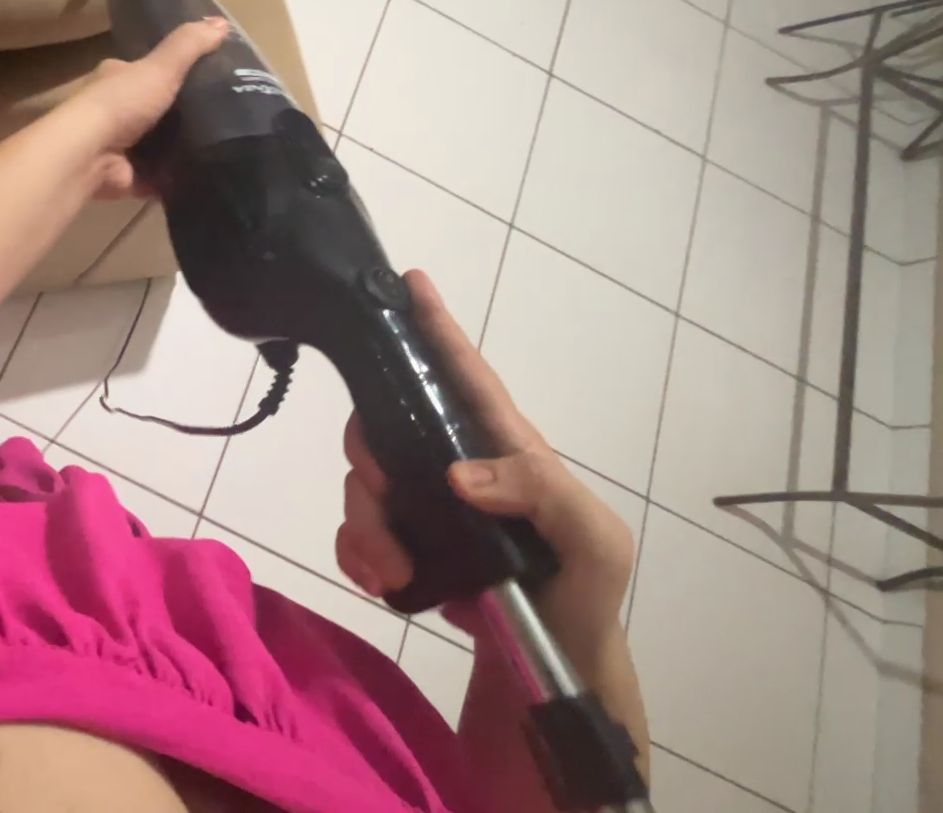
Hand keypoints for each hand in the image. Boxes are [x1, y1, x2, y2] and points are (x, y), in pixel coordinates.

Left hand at [69, 18, 228, 199]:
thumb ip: (189, 46)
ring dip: (181, 148)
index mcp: (117, 79)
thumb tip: (223, 22)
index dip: (175, 73)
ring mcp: (119, 148)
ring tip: (223, 145)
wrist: (89, 154)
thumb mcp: (161, 67)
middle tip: (225, 116)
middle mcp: (114, 112)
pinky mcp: (126, 178)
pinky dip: (175, 178)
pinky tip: (204, 174)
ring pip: (157, 146)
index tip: (211, 77)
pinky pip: (157, 178)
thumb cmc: (121, 103)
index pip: (148, 71)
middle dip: (183, 115)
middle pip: (155, 111)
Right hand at [333, 270, 635, 653]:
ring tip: (392, 570)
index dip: (436, 326)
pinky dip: (353, 552)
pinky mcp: (392, 540)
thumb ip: (543, 494)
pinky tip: (378, 578)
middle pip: (382, 420)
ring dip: (365, 526)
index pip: (463, 374)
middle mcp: (447, 460)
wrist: (546, 658)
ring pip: (359, 482)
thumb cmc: (580, 586)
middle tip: (384, 489)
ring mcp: (415, 500)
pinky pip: (349, 529)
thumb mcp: (593, 541)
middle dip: (369, 448)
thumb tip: (457, 475)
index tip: (409, 282)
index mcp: (498, 445)